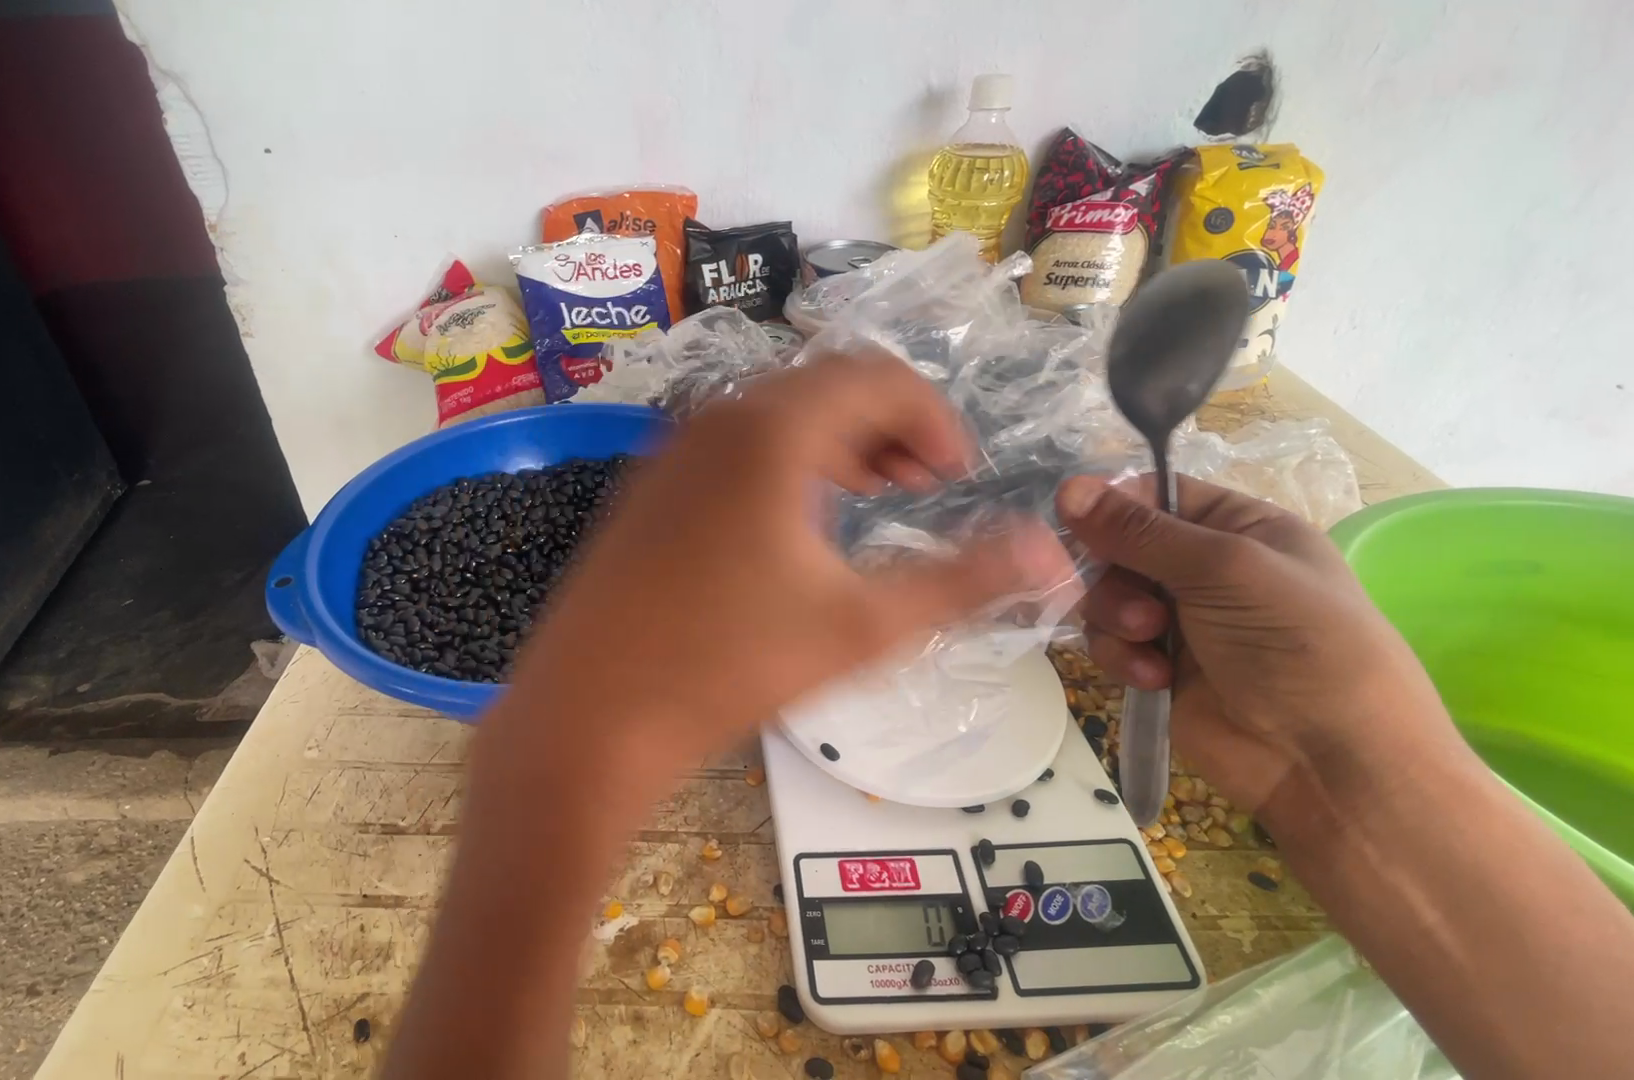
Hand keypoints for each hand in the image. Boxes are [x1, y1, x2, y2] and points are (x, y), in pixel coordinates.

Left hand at [497, 349, 1068, 770]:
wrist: (590, 715)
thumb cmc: (728, 666)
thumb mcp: (862, 626)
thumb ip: (964, 581)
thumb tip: (1055, 555)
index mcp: (772, 429)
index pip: (878, 377)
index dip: (934, 418)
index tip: (958, 475)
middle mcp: (715, 419)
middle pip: (824, 389)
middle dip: (888, 428)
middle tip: (923, 486)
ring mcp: (670, 451)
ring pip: (773, 418)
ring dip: (835, 446)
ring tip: (871, 499)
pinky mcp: (645, 490)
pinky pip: (728, 449)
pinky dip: (779, 465)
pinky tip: (792, 526)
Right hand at [1056, 473, 1458, 820]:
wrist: (1328, 759)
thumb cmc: (1297, 644)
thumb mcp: (1224, 569)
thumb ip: (1139, 531)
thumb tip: (1066, 487)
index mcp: (1238, 527)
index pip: (1154, 494)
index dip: (1111, 505)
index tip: (1071, 519)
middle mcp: (1203, 567)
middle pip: (1115, 546)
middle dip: (1112, 574)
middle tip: (1137, 606)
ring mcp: (1177, 618)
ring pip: (1103, 596)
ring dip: (1116, 618)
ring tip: (1150, 644)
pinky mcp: (1154, 663)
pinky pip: (1107, 641)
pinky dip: (1121, 657)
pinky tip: (1153, 678)